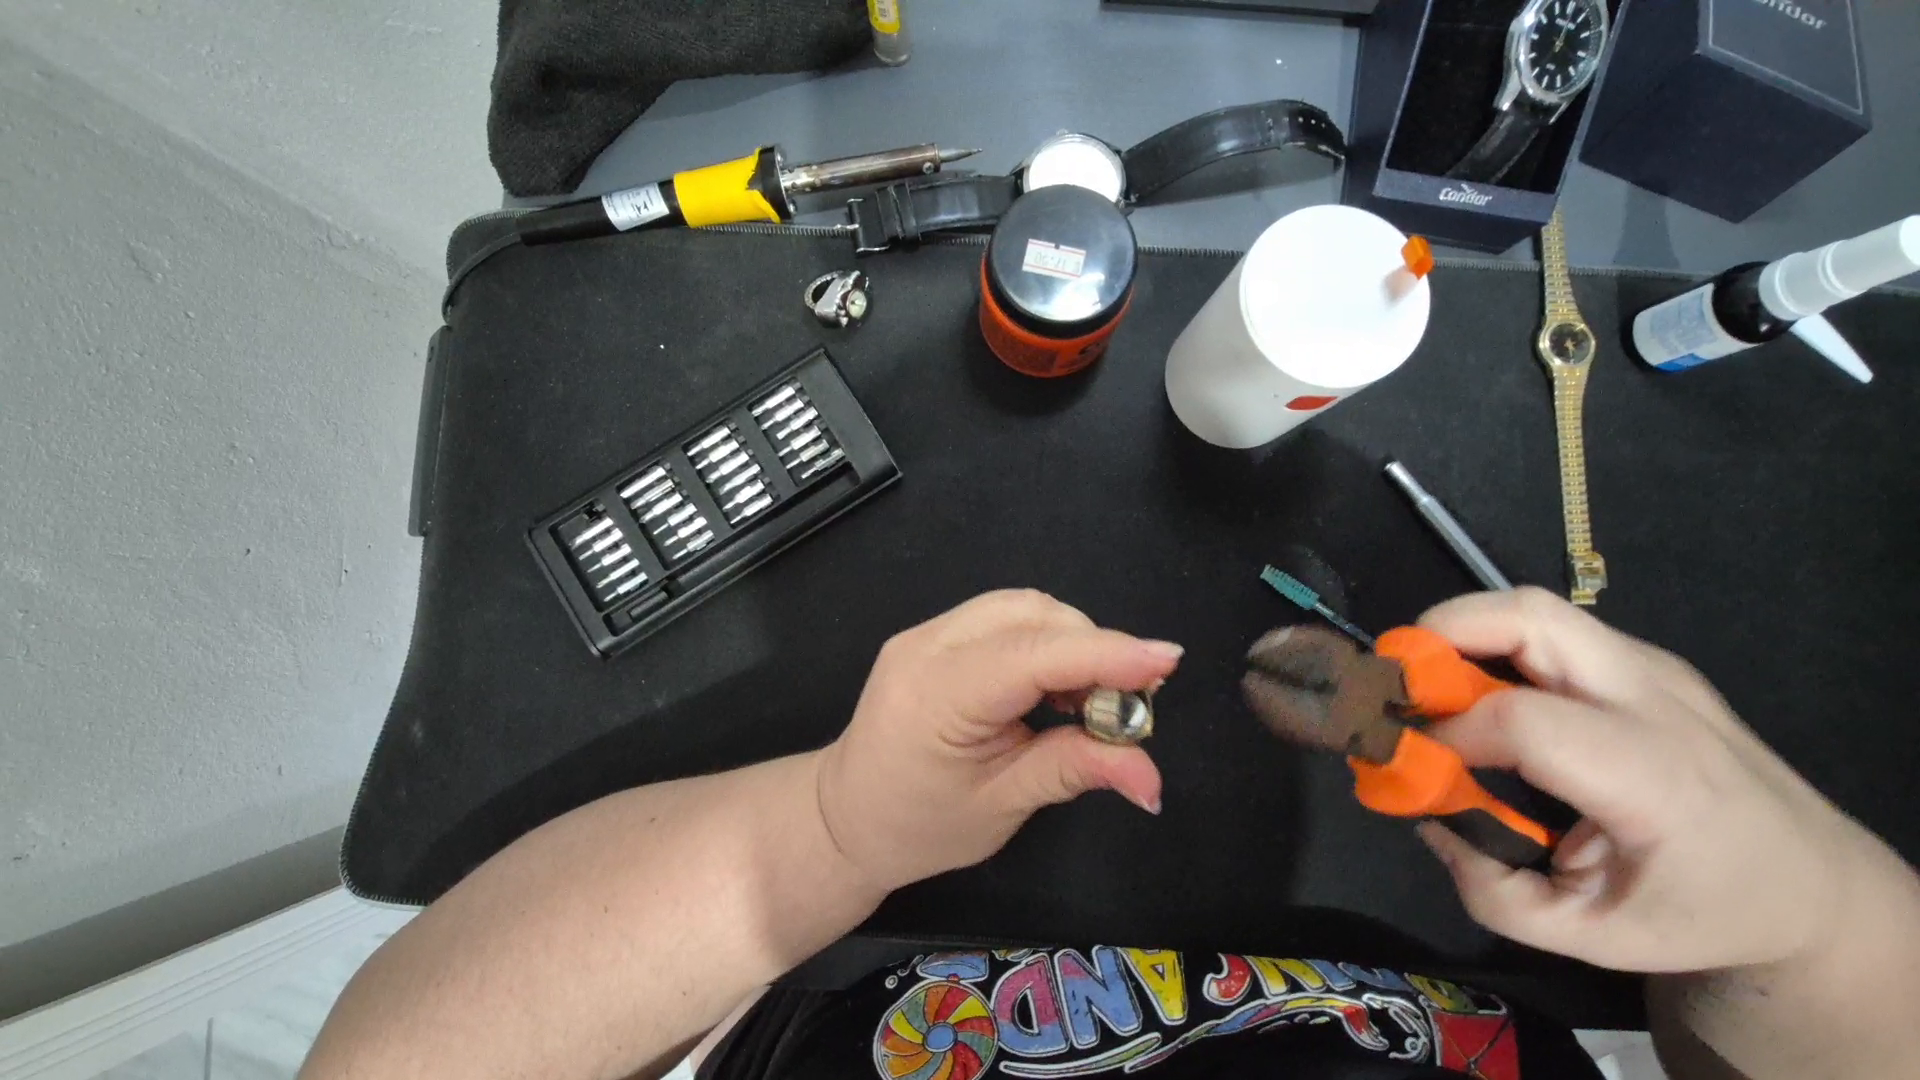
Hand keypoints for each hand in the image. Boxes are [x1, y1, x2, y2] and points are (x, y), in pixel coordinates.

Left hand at [815, 590, 1180, 892]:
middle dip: (1093, 648)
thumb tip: (1152, 777)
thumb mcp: (1002, 805)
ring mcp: (925, 633)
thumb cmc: (918, 826)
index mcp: (935, 696)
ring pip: (1021, 607)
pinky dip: (1046, 642)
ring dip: (1072, 641)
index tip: (1168, 661)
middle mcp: (926, 646)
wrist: (846, 814)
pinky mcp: (933, 634)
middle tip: (1130, 704)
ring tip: (1092, 701)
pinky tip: (1056, 687)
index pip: (1031, 656)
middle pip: (1030, 614)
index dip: (1104, 654)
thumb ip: (1075, 771)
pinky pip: (1004, 618)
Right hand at [1413, 587, 1906, 974]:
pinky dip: (1490, 643)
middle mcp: (1657, 702)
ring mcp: (1653, 669)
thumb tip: (1424, 817)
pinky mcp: (1641, 659)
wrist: (1818, 881)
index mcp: (1657, 779)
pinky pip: (1547, 628)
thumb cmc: (1704, 911)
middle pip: (1530, 619)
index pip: (1528, 721)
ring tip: (1429, 681)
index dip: (1450, 730)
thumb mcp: (1592, 936)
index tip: (1415, 759)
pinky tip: (1483, 692)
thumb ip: (1492, 890)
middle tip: (1396, 680)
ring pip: (1534, 608)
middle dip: (1439, 635)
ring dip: (1460, 631)